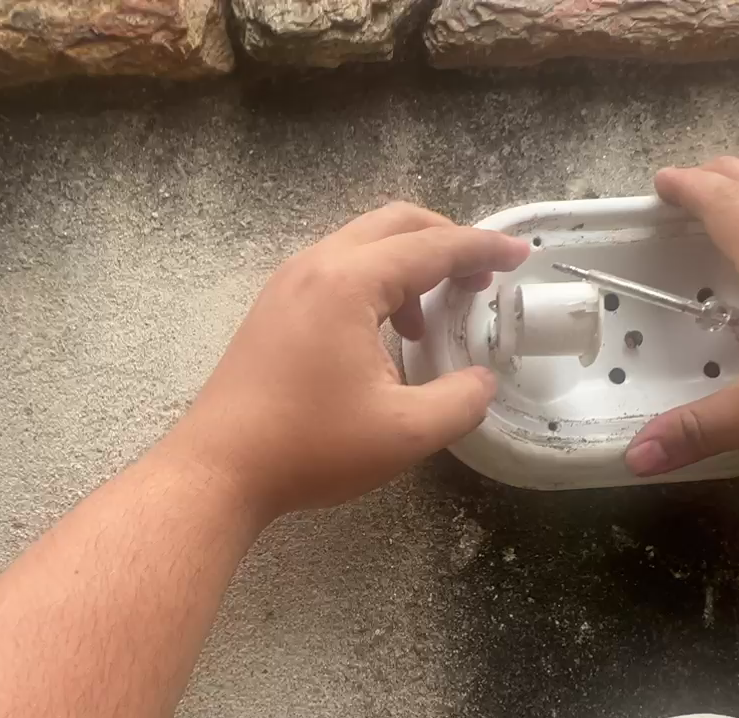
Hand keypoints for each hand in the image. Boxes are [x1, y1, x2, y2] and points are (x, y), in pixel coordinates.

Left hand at [164, 203, 528, 517]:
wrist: (219, 470)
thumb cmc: (311, 448)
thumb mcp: (404, 433)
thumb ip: (460, 402)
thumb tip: (482, 381)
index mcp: (348, 282)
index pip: (432, 247)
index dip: (482, 249)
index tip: (519, 256)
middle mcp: (314, 266)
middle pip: (394, 226)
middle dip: (445, 244)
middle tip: (478, 281)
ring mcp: (285, 286)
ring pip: (360, 248)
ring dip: (406, 270)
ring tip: (426, 327)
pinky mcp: (271, 312)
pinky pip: (334, 275)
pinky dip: (372, 289)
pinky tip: (380, 342)